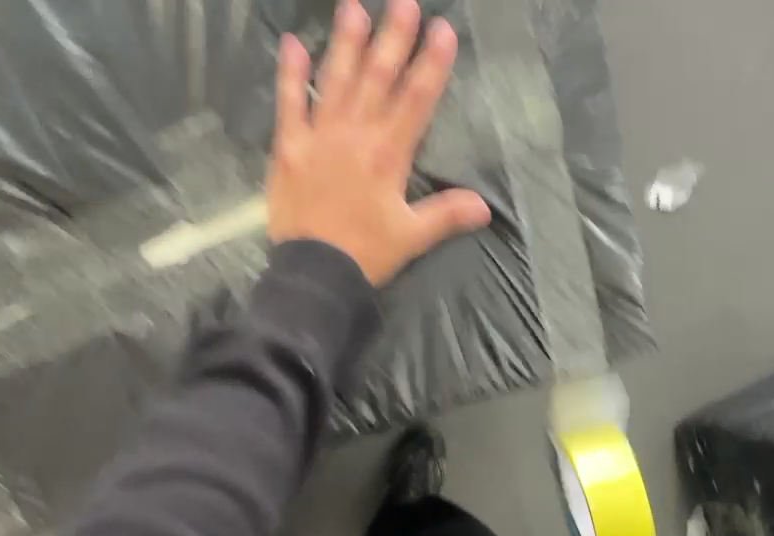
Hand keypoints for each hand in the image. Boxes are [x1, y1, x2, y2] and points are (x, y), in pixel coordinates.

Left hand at [268, 0, 491, 286]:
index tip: (443, 31)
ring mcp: (319, 137)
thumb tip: (484, 207)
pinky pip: (289, 103)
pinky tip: (293, 44)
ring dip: (347, 43)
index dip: (432, 65)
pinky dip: (291, 74)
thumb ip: (445, 216)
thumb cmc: (366, 255)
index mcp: (389, 155)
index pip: (417, 100)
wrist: (315, 271)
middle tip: (404, 3)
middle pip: (379, 78)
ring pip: (336, 80)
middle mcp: (355, 135)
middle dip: (394, 39)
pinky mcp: (289, 148)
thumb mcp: (412, 238)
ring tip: (354, 7)